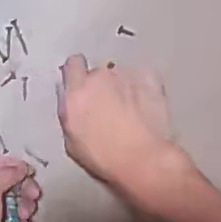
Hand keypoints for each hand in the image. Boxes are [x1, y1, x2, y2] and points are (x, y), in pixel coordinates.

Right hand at [58, 55, 192, 193]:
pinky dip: (141, 87)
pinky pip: (142, 77)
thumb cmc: (105, 156)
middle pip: (98, 72)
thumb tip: (71, 104)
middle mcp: (100, 78)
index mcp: (76, 93)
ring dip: (121, 87)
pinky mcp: (151, 78)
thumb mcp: (71, 141)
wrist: (140, 158)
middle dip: (100, 86)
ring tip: (126, 112)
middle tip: (105, 109)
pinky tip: (141, 106)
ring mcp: (127, 76)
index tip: (79, 81)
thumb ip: (69, 113)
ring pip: (120, 75)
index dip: (76, 72)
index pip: (73, 63)